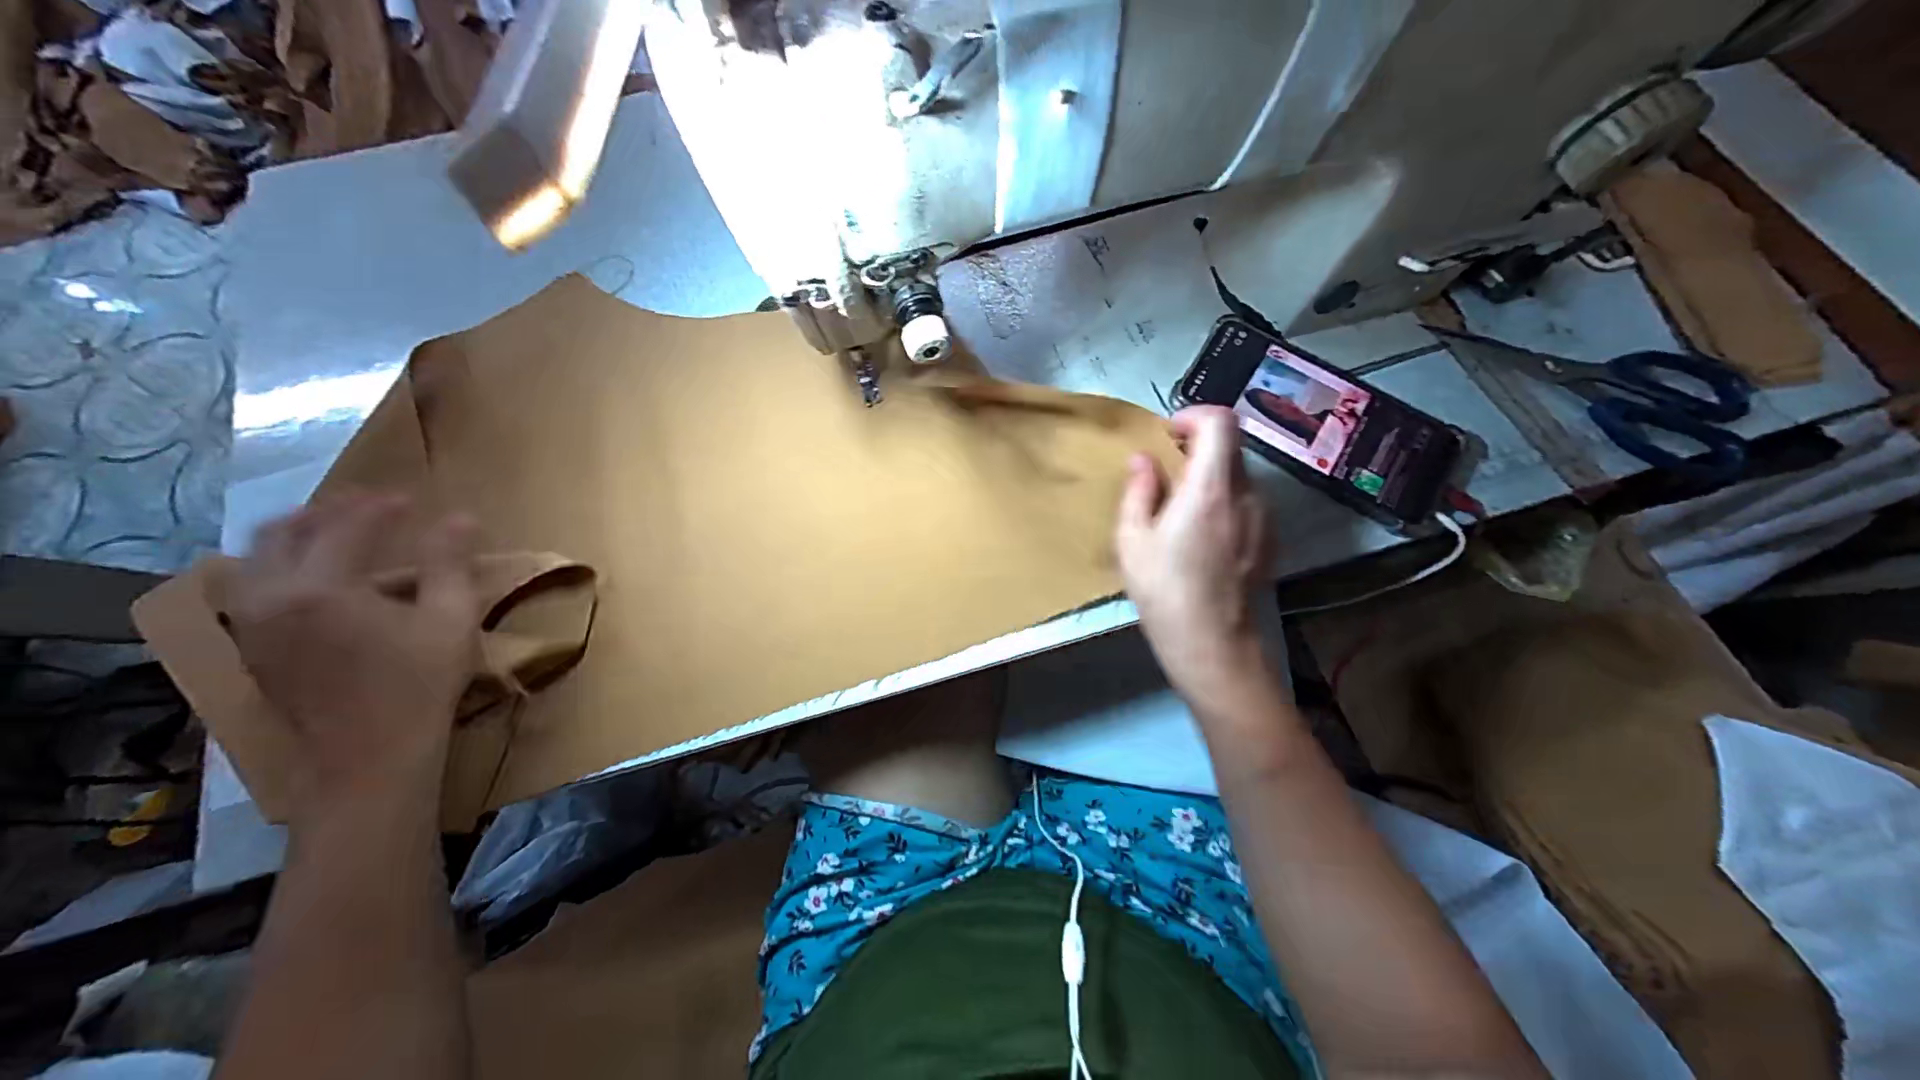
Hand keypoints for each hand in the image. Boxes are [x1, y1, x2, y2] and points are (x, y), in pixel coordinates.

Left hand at [225, 494, 479, 818]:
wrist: (366, 762)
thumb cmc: (418, 689)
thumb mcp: (451, 623)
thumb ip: (451, 565)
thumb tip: (461, 518)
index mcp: (320, 588)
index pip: (347, 527)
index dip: (380, 507)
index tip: (411, 497)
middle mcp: (270, 599)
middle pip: (282, 534)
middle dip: (327, 511)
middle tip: (366, 504)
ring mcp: (250, 626)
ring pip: (253, 560)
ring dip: (292, 536)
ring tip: (328, 530)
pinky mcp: (250, 650)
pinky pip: (248, 590)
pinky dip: (275, 566)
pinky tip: (306, 576)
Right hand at [1115, 406, 1275, 707]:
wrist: (1216, 647)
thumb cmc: (1165, 593)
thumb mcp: (1132, 541)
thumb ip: (1138, 492)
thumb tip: (1144, 460)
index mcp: (1210, 488)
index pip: (1222, 422)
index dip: (1195, 415)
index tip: (1169, 434)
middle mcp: (1246, 494)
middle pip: (1231, 447)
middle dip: (1197, 449)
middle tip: (1165, 476)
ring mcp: (1265, 518)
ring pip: (1238, 476)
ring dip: (1209, 478)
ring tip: (1179, 512)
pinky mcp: (1270, 540)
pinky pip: (1246, 503)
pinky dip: (1223, 502)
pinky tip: (1201, 538)